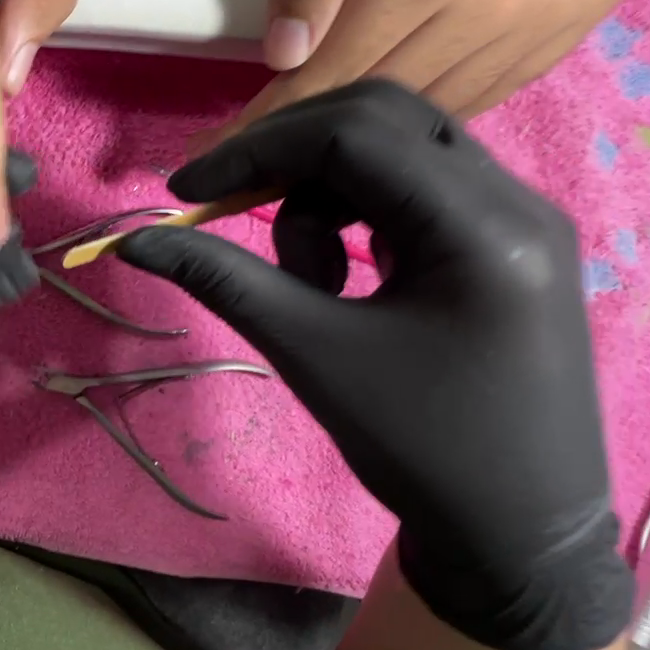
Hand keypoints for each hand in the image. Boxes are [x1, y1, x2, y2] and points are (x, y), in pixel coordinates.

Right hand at [119, 82, 631, 649]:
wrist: (516, 529)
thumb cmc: (418, 443)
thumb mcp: (308, 352)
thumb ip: (221, 279)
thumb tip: (134, 241)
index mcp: (481, 226)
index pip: (351, 137)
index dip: (253, 151)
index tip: (184, 194)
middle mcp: (513, 201)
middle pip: (378, 120)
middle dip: (285, 156)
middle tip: (226, 206)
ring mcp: (514, 219)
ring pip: (391, 150)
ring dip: (319, 193)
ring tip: (304, 277)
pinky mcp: (500, 242)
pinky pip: (409, 188)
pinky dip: (351, 213)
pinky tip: (339, 274)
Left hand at [211, 0, 649, 143]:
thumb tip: (281, 55)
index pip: (323, 83)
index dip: (265, 130)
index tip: (215, 166)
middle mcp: (496, 9)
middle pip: (376, 107)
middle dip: (306, 145)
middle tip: (255, 165)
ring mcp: (552, 14)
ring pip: (436, 110)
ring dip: (371, 135)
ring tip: (316, 148)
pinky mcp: (588, 7)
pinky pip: (494, 87)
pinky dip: (435, 108)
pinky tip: (398, 109)